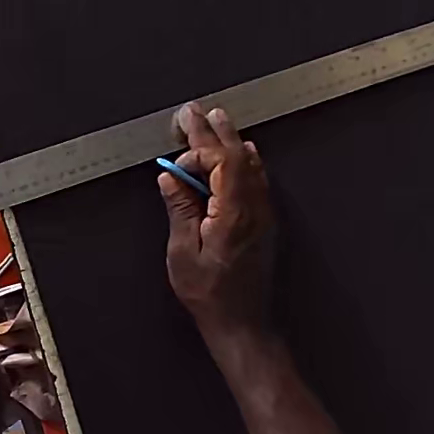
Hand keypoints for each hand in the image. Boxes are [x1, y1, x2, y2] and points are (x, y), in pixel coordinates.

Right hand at [159, 103, 276, 337]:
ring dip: (230, 141)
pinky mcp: (263, 222)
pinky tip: (241, 152)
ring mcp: (263, 214)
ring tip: (215, 120)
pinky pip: (257, 180)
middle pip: (237, 157)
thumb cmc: (209, 293)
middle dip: (213, 132)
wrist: (242, 321)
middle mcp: (255, 208)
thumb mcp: (183, 253)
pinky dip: (244, 160)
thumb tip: (169, 179)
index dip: (197, 153)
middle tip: (195, 112)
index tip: (175, 159)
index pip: (222, 162)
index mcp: (234, 213)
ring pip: (251, 165)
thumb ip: (180, 210)